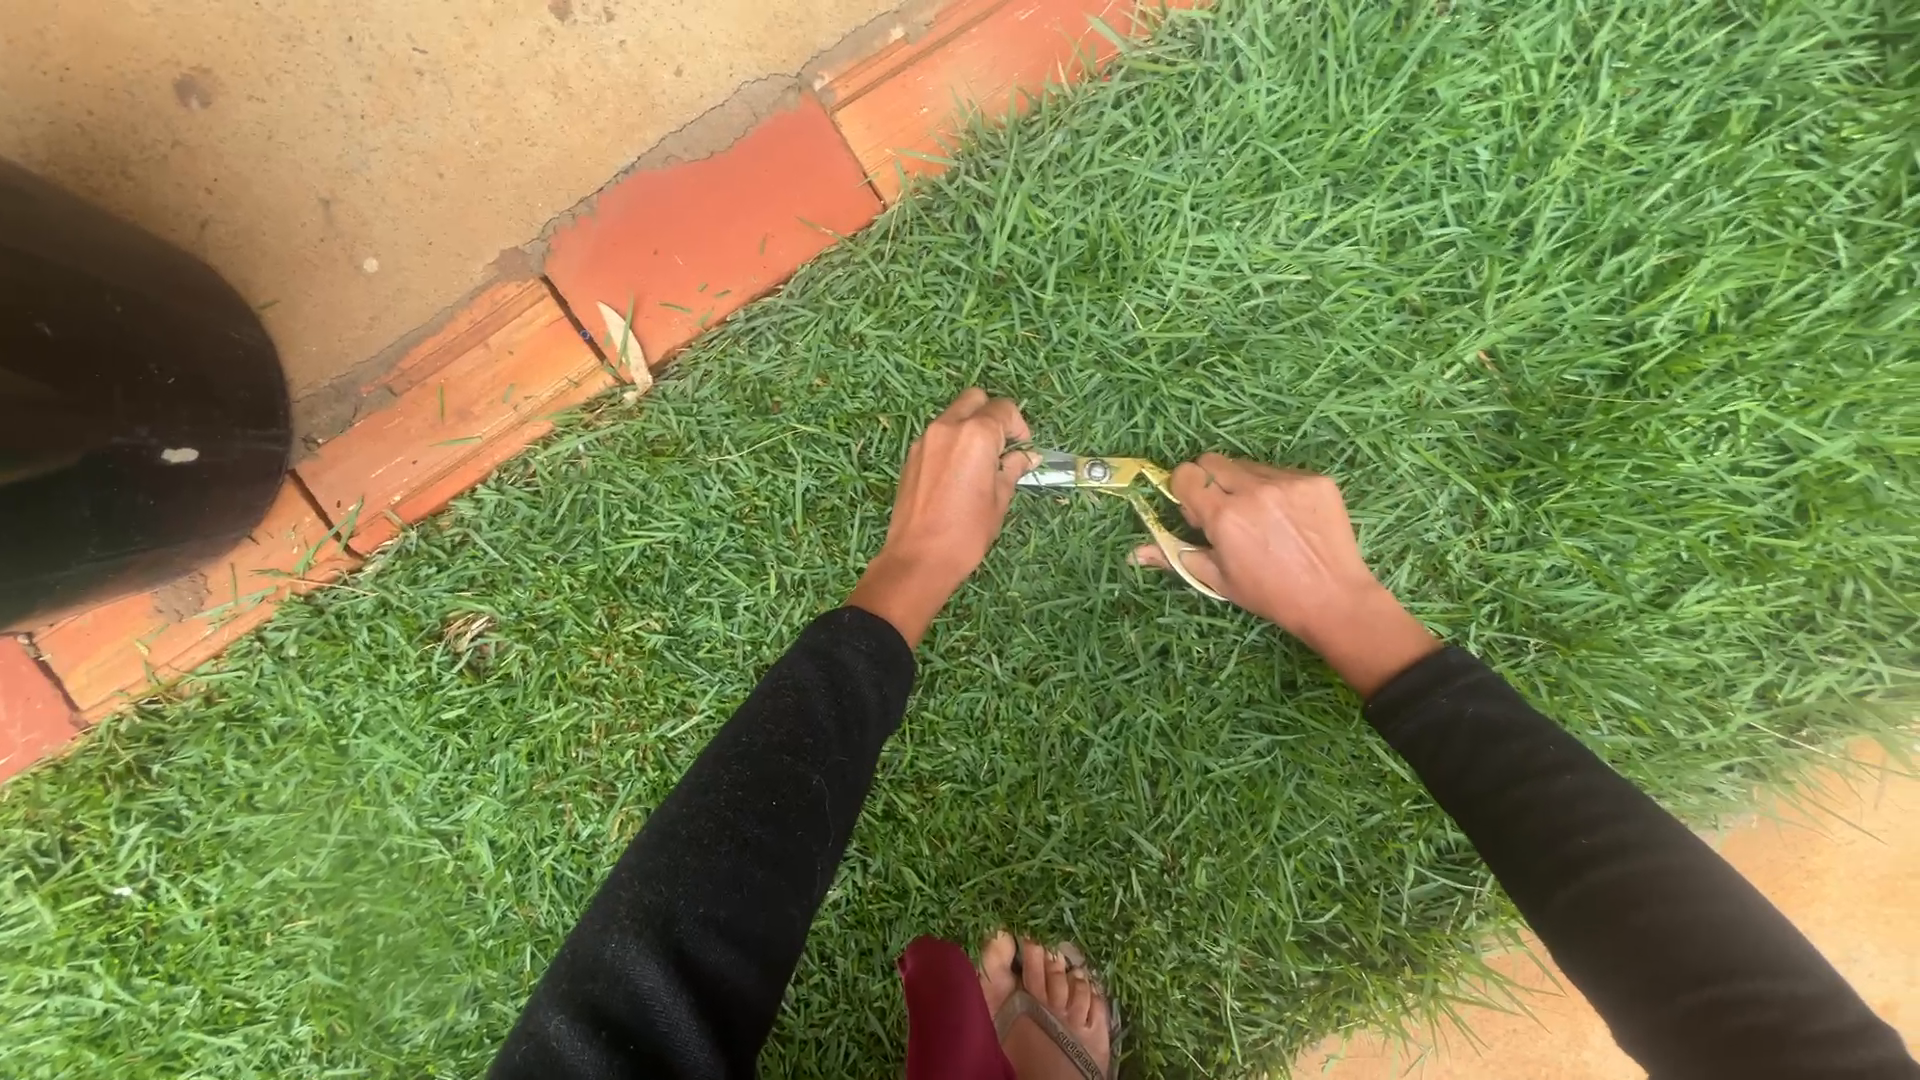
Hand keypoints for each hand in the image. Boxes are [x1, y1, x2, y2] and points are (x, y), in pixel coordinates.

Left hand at [847, 389, 1036, 646]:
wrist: (918, 558)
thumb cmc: (967, 532)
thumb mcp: (999, 500)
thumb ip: (1012, 469)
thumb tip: (1026, 456)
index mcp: (976, 435)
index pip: (1003, 410)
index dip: (1019, 426)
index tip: (1023, 447)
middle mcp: (948, 427)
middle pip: (975, 400)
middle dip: (993, 415)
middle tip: (1003, 445)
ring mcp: (925, 439)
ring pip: (953, 415)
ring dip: (971, 427)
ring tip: (981, 462)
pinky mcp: (911, 456)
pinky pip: (938, 435)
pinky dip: (952, 441)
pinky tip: (959, 473)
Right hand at [1132, 454, 1437, 696]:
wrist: (1333, 598)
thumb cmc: (1268, 594)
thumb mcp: (1217, 579)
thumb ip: (1174, 556)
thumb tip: (1133, 553)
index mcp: (1224, 516)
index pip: (1186, 474)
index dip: (1184, 490)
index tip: (1195, 511)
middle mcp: (1253, 491)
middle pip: (1211, 461)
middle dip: (1208, 481)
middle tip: (1223, 511)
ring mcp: (1287, 482)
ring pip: (1246, 465)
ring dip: (1241, 484)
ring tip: (1259, 518)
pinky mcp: (1315, 480)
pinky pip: (1279, 472)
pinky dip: (1274, 489)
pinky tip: (1286, 518)